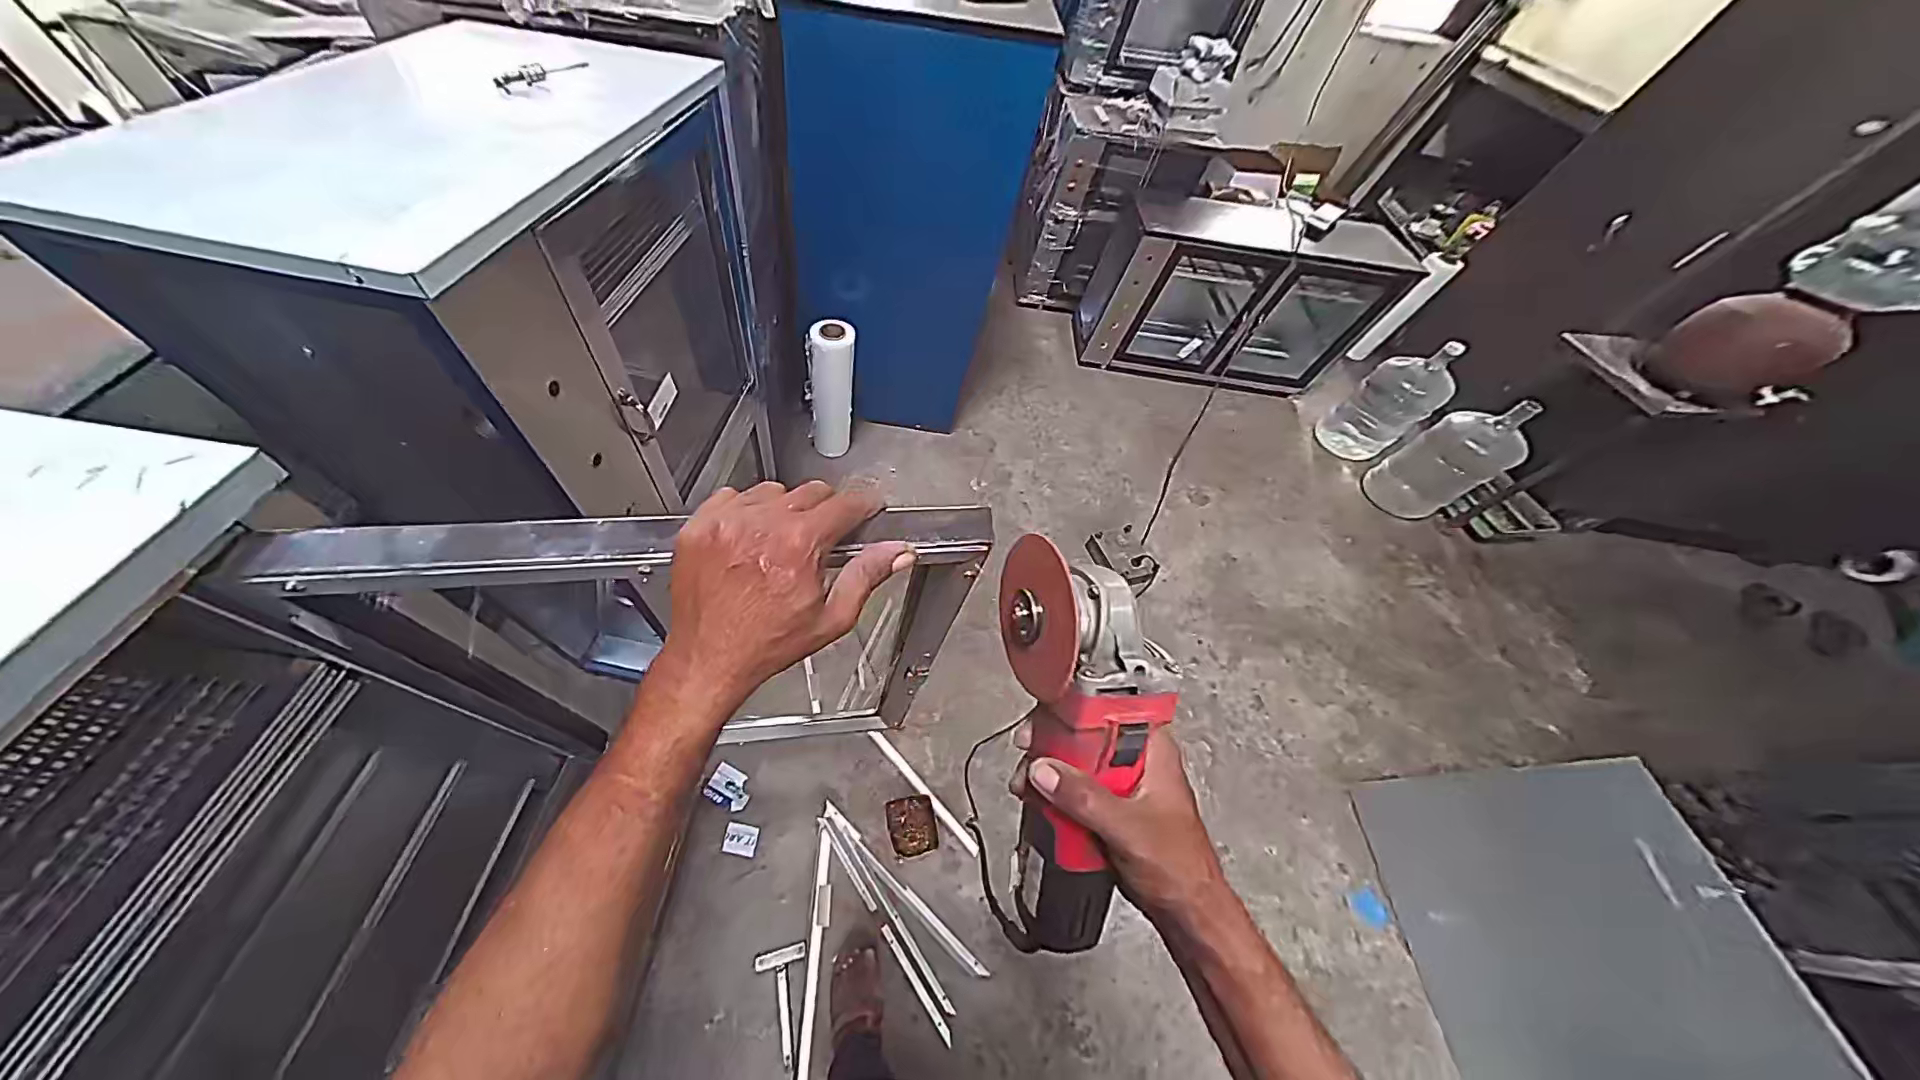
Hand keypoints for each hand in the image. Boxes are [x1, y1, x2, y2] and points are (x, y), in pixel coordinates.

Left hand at [661, 480, 913, 705]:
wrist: (709, 658)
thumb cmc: (766, 644)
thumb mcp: (831, 618)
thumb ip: (867, 575)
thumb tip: (897, 553)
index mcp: (798, 544)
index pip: (845, 504)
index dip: (863, 507)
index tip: (865, 510)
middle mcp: (761, 525)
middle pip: (811, 492)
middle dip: (825, 512)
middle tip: (820, 541)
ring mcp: (727, 522)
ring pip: (773, 491)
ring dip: (785, 510)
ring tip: (780, 543)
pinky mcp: (701, 525)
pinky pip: (733, 496)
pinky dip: (746, 511)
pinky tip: (750, 539)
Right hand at [1012, 718, 1227, 924]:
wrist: (1186, 914)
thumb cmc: (1182, 869)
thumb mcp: (1129, 828)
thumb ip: (1085, 799)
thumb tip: (1046, 771)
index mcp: (1152, 751)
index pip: (1110, 708)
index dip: (1076, 707)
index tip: (1047, 717)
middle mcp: (1134, 761)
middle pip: (1085, 733)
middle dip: (1052, 742)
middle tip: (1030, 753)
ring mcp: (1119, 785)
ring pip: (1075, 762)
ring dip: (1048, 771)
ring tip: (1030, 785)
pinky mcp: (1105, 807)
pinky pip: (1072, 790)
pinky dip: (1054, 795)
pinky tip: (1040, 804)